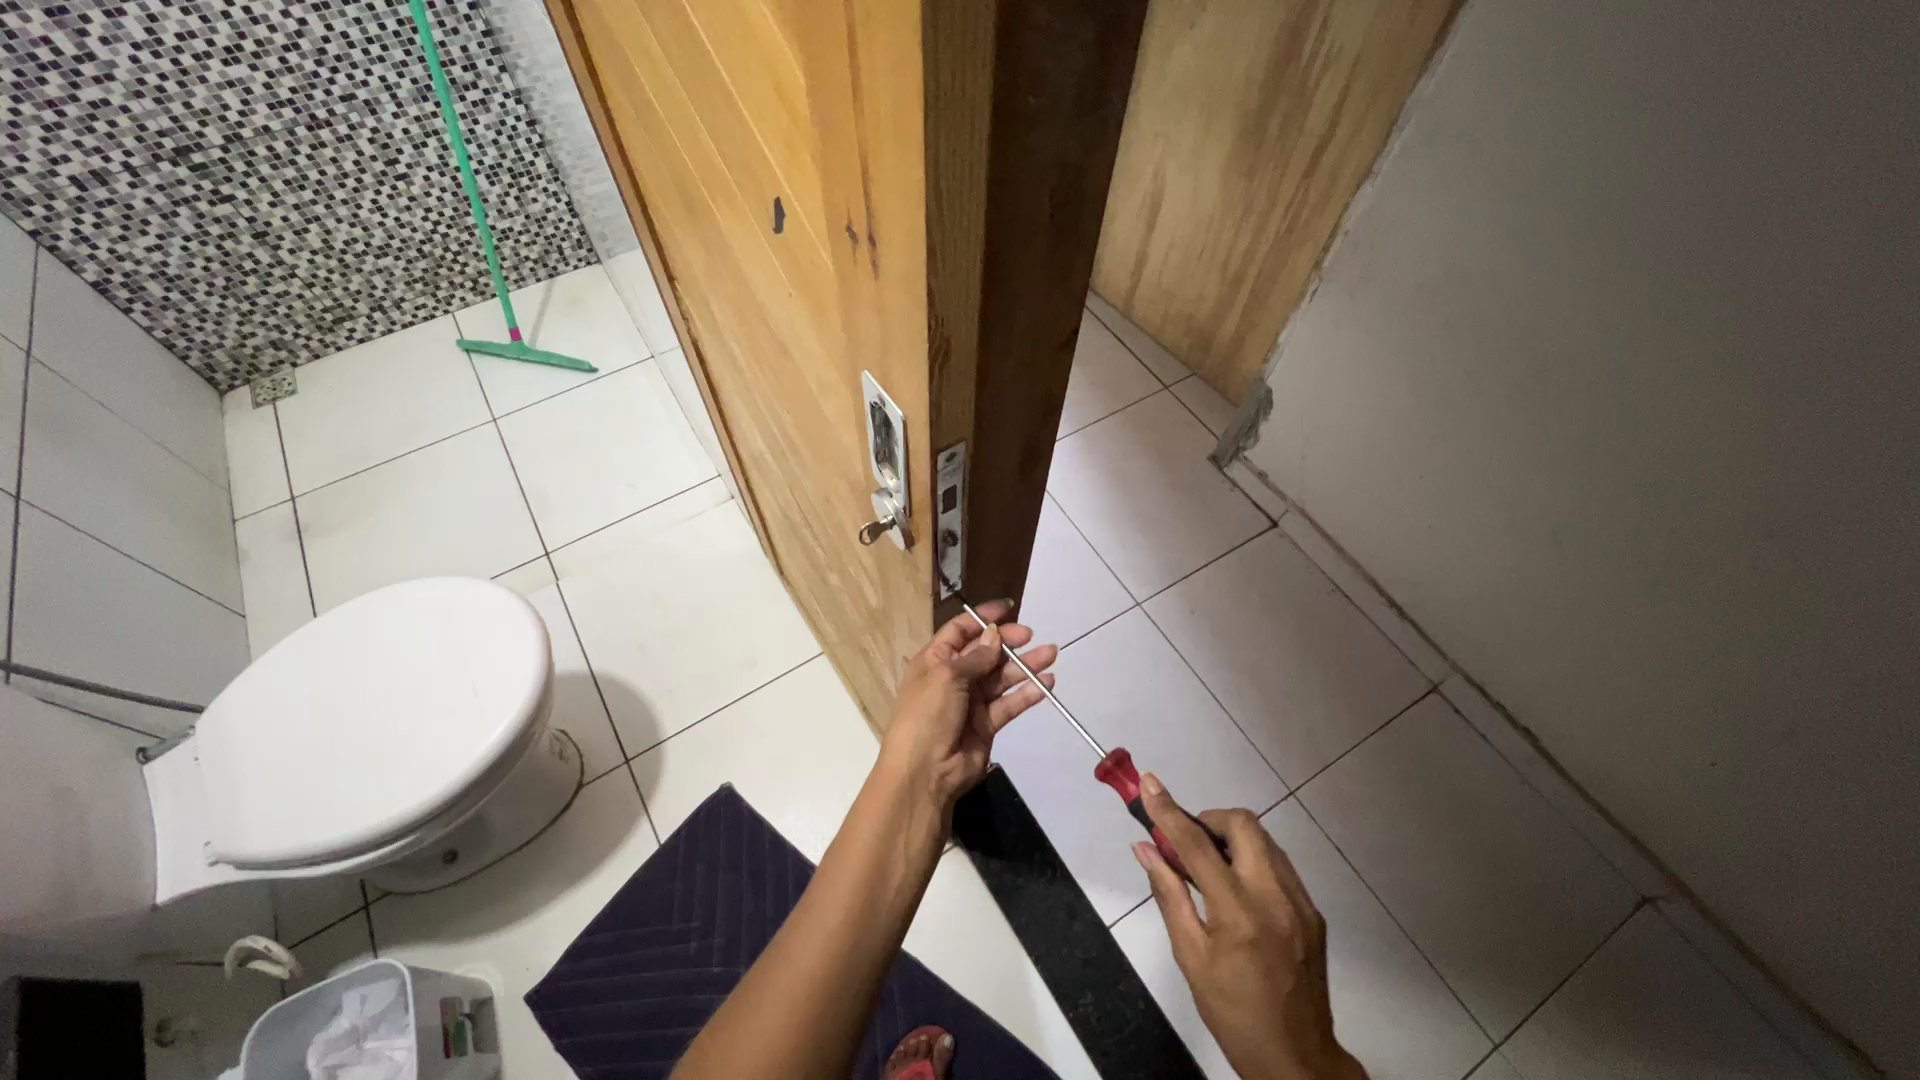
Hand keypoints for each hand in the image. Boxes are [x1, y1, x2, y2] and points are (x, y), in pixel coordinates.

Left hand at [879, 601, 1057, 814]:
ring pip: (1002, 677)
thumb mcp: (946, 677)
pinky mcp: (987, 724)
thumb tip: (994, 634)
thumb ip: (975, 657)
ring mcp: (971, 702)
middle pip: (985, 652)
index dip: (982, 618)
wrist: (925, 772)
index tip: (1009, 608)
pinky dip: (1027, 694)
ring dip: (1025, 666)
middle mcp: (953, 678)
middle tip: (1031, 636)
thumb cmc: (927, 715)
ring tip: (1051, 654)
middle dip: (1008, 642)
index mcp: (934, 661)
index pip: (960, 631)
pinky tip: (1047, 684)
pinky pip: (1010, 704)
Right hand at [1133, 774, 1366, 1079]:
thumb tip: (1145, 848)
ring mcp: (1301, 903)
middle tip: (1186, 840)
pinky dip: (1252, 861)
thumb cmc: (1232, 1012)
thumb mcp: (1190, 957)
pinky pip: (1280, 866)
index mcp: (1238, 913)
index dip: (1168, 811)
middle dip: (1209, 818)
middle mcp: (1275, 897)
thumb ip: (1169, 894)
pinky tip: (1236, 889)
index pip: (1196, 845)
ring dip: (1232, 838)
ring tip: (1208, 865)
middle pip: (1243, 824)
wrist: (1296, 1057)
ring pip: (1265, 841)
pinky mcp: (1314, 912)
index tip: (1149, 783)